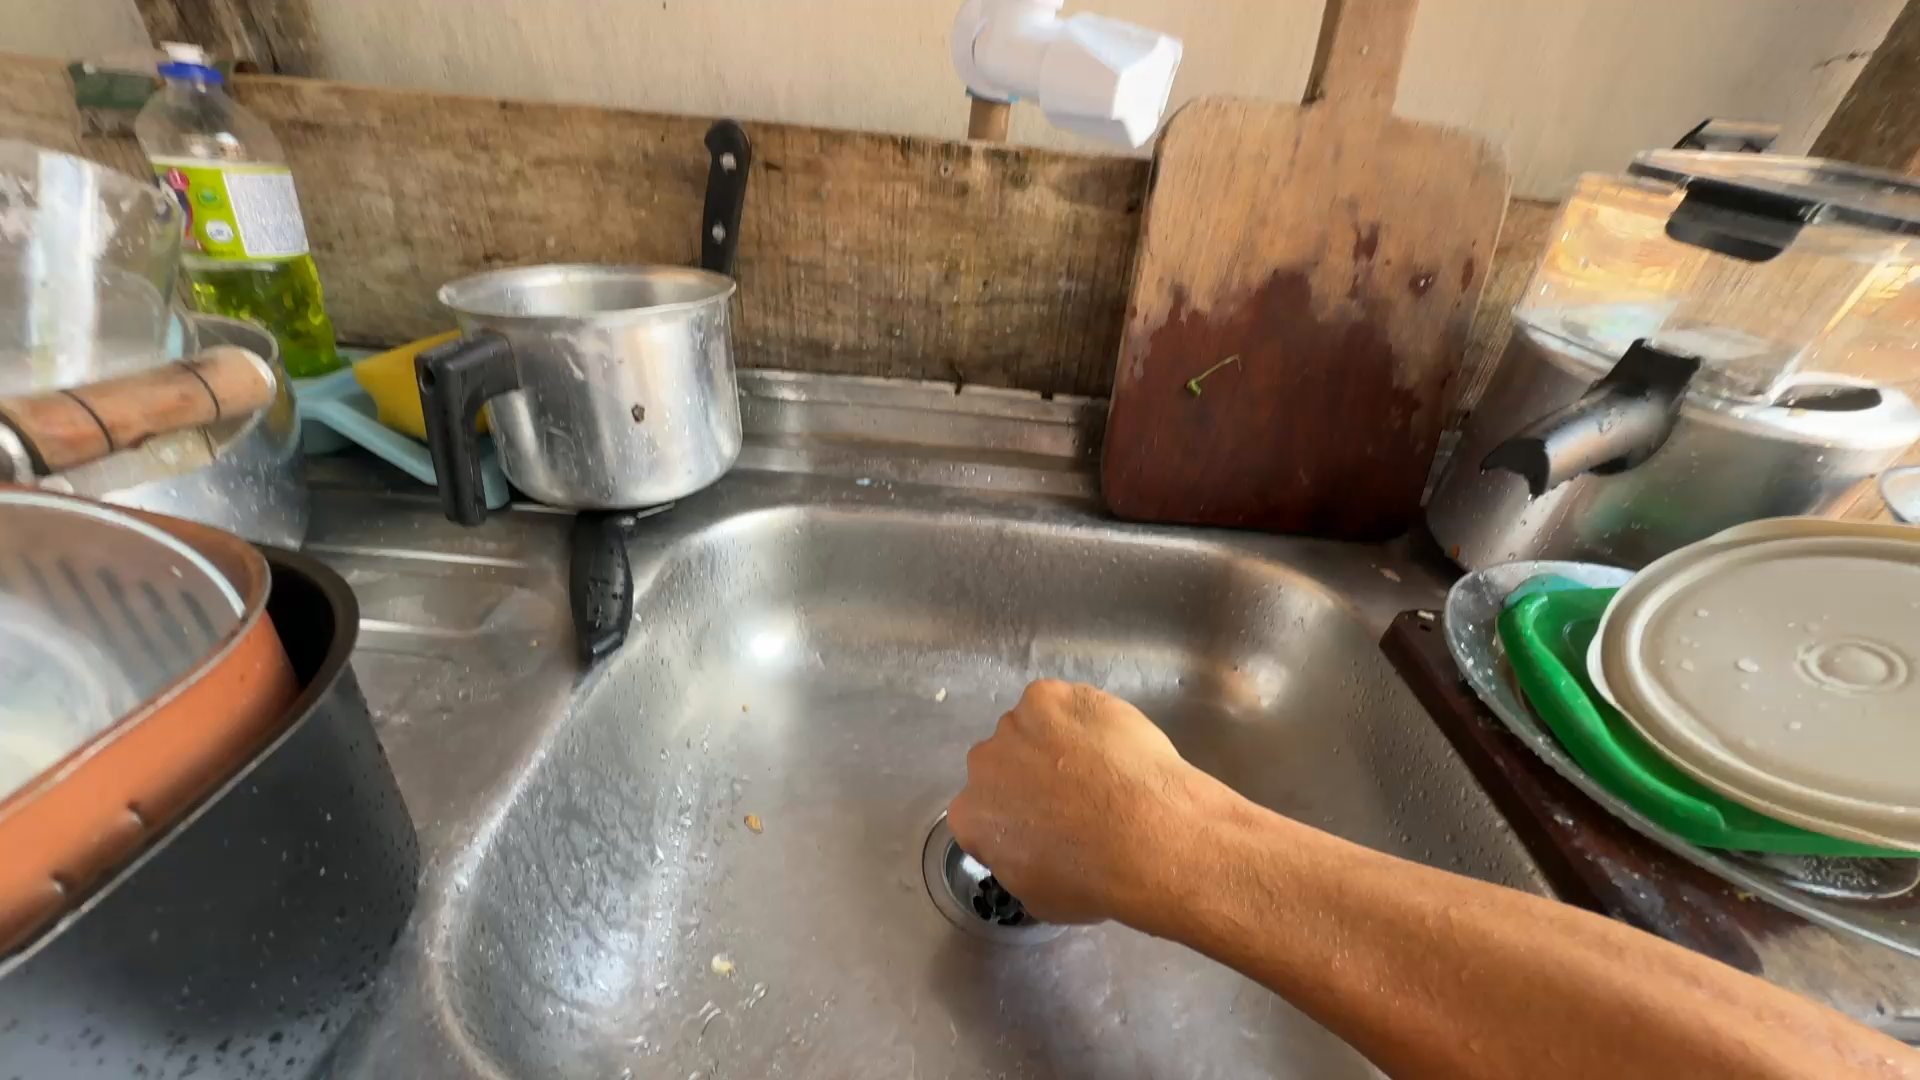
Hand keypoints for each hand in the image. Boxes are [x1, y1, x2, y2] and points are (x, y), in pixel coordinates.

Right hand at [947, 680, 1230, 926]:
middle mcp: (982, 764)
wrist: (1146, 834)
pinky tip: (1110, 740)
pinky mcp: (1048, 695)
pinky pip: (1062, 704)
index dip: (1014, 816)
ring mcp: (1014, 722)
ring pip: (1031, 728)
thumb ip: (1014, 861)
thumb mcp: (1039, 897)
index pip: (981, 811)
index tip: (1044, 823)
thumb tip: (1027, 844)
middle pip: (1002, 762)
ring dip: (1056, 742)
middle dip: (1029, 774)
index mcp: (970, 816)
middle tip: (1074, 794)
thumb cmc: (1094, 879)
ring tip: (1102, 766)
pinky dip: (1082, 716)